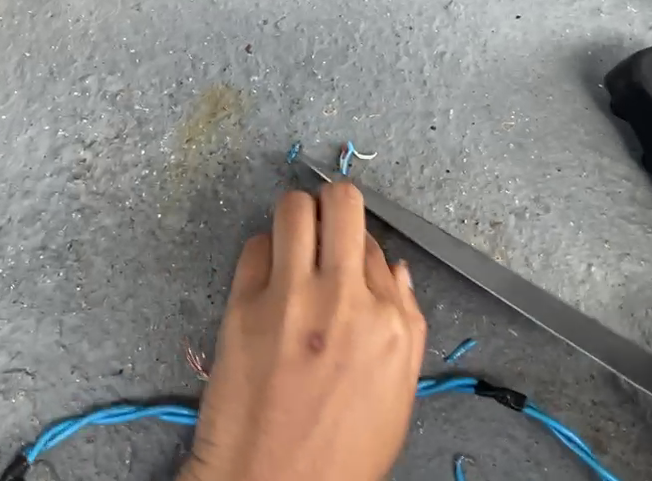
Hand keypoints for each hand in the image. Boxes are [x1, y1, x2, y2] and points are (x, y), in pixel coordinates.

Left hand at [180, 184, 427, 480]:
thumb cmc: (340, 450)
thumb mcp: (397, 394)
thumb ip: (407, 324)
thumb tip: (395, 267)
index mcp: (391, 322)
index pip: (377, 245)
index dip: (360, 249)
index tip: (346, 261)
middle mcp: (344, 297)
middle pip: (342, 202)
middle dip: (333, 204)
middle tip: (322, 225)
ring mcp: (291, 296)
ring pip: (293, 207)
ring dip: (295, 215)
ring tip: (293, 240)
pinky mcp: (244, 302)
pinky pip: (255, 244)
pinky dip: (263, 251)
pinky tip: (267, 278)